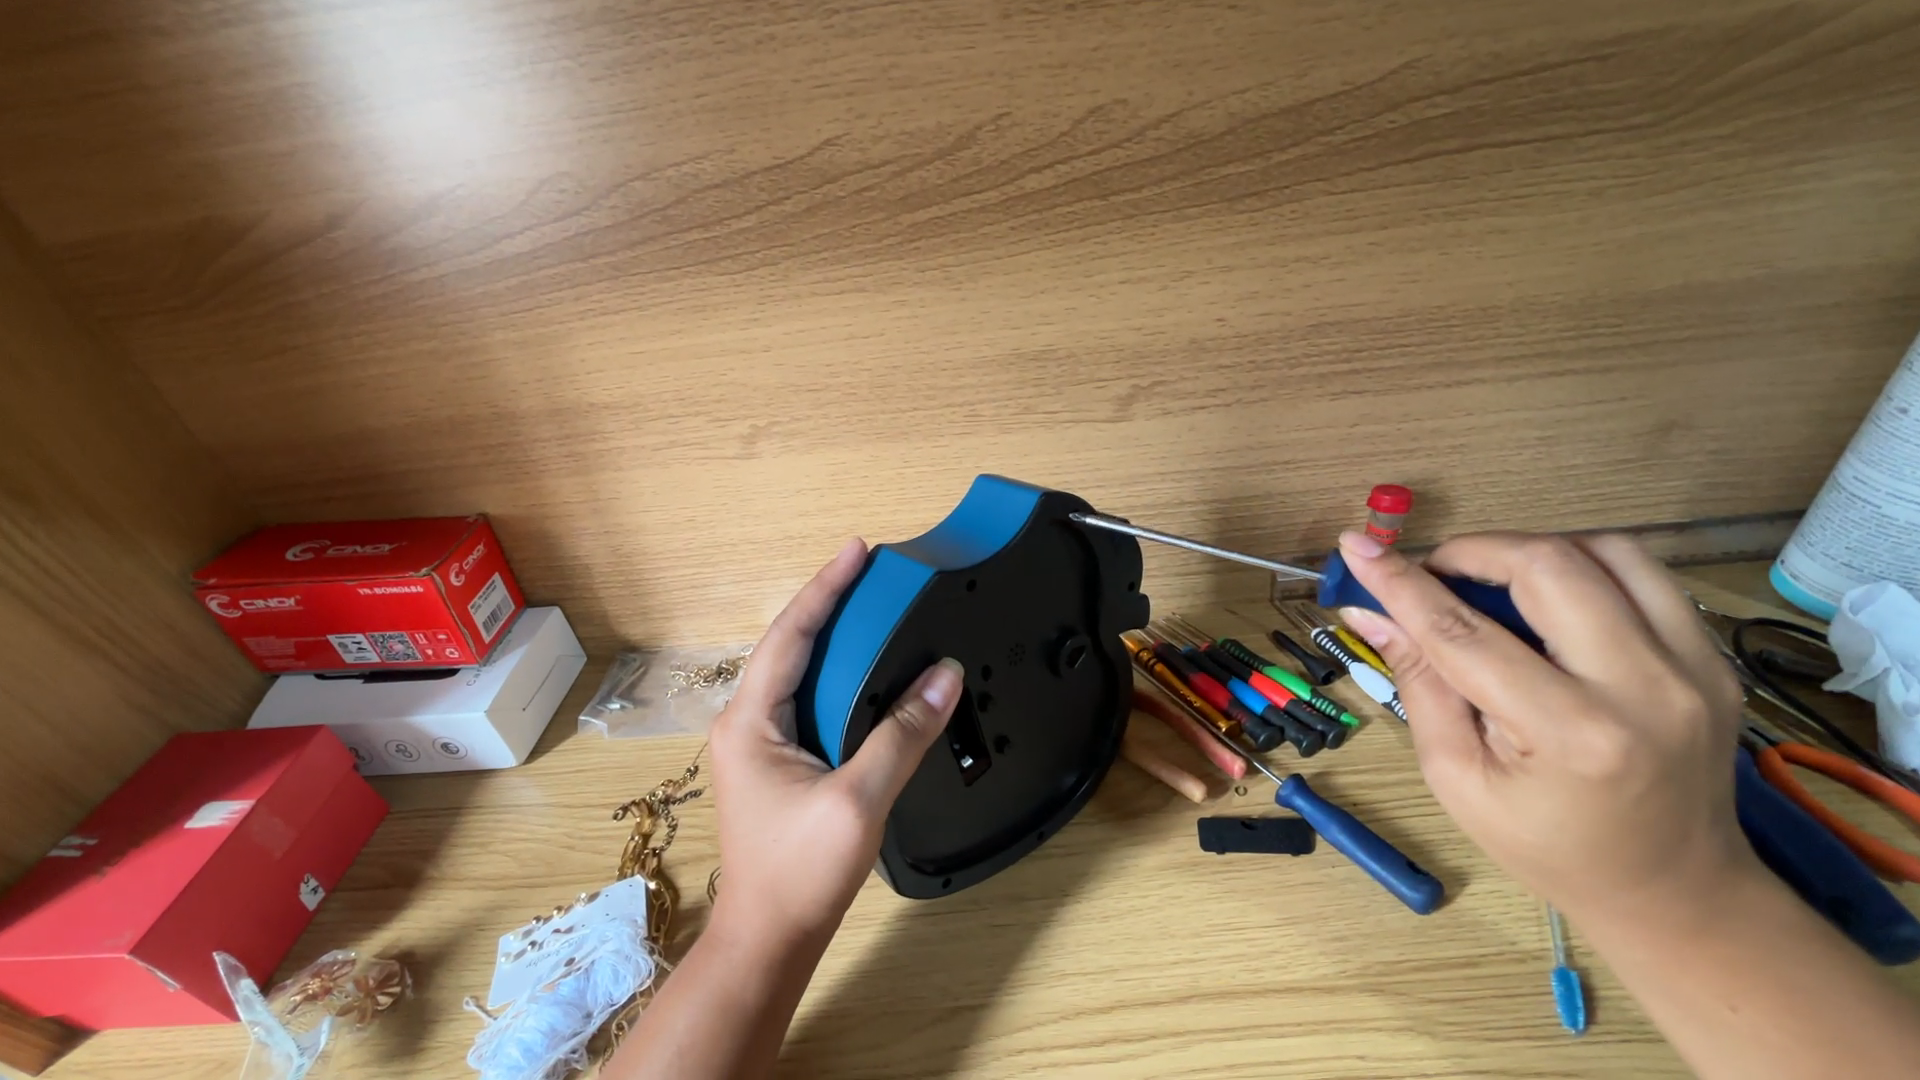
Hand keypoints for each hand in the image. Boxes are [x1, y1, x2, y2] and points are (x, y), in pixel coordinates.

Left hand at [708, 538, 962, 948]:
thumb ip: (901, 734)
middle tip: (879, 577)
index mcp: (750, 722)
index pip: (790, 635)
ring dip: (838, 643)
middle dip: (834, 607)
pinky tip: (871, 675)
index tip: (858, 550)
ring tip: (880, 612)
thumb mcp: (857, 800)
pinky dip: (842, 680)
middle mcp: (746, 724)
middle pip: (792, 647)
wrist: (769, 940)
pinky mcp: (778, 765)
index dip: (825, 588)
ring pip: (802, 676)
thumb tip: (943, 677)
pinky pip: (811, 704)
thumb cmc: (799, 874)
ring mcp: (759, 745)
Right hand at [1334, 530, 1754, 926]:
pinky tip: (1547, 598)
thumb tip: (1370, 612)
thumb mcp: (1457, 778)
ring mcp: (1694, 667)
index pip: (1463, 632)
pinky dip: (1581, 566)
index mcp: (1570, 735)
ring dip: (1531, 550)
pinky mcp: (1713, 657)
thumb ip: (1418, 684)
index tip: (1356, 546)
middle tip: (1432, 573)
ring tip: (1490, 580)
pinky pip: (1643, 575)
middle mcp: (1645, 688)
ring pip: (1607, 551)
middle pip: (1550, 566)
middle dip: (1472, 551)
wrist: (1673, 888)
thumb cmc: (1546, 844)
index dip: (1400, 582)